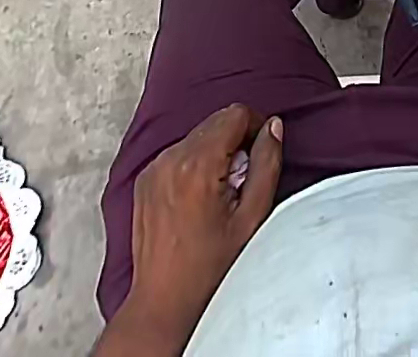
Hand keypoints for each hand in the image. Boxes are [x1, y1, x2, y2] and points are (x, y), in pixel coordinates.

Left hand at [117, 104, 283, 345]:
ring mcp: (154, 166)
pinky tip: (198, 198)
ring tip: (220, 193)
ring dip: (214, 151)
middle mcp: (171, 157)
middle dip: (235, 141)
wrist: (165, 303)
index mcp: (198, 164)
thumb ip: (267, 163)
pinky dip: (193, 163)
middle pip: (215, 121)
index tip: (260, 153)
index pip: (234, 114)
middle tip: (241, 180)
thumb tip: (273, 126)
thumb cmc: (212, 267)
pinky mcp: (144, 177)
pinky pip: (178, 152)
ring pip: (197, 135)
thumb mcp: (252, 217)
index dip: (255, 127)